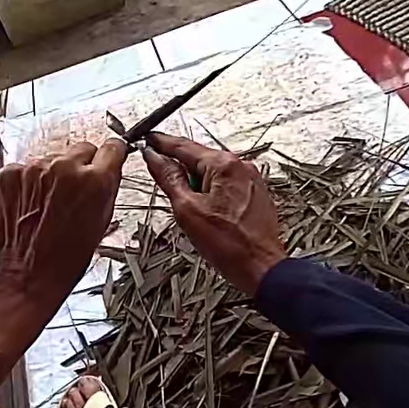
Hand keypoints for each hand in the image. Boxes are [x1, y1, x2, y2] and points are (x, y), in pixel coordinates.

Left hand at [0, 138, 129, 315]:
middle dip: (81, 166)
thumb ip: (107, 188)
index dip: (110, 154)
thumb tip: (108, 169)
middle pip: (81, 150)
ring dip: (53, 175)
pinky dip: (29, 182)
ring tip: (49, 205)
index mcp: (95, 180)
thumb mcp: (102, 222)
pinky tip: (32, 204)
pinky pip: (26, 168)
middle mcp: (65, 169)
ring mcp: (35, 169)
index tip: (108, 155)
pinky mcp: (11, 174)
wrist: (28, 274)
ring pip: (52, 159)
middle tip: (74, 191)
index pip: (111, 147)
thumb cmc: (64, 258)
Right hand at [142, 133, 286, 295]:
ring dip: (195, 184)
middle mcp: (240, 166)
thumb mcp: (187, 209)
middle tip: (162, 182)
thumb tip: (154, 157)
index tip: (148, 140)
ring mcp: (250, 179)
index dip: (161, 143)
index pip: (184, 146)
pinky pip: (224, 184)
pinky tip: (206, 212)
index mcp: (224, 165)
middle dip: (178, 168)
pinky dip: (210, 192)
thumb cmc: (229, 244)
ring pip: (211, 173)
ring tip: (189, 210)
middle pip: (199, 158)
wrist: (260, 268)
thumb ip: (168, 178)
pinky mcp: (254, 193)